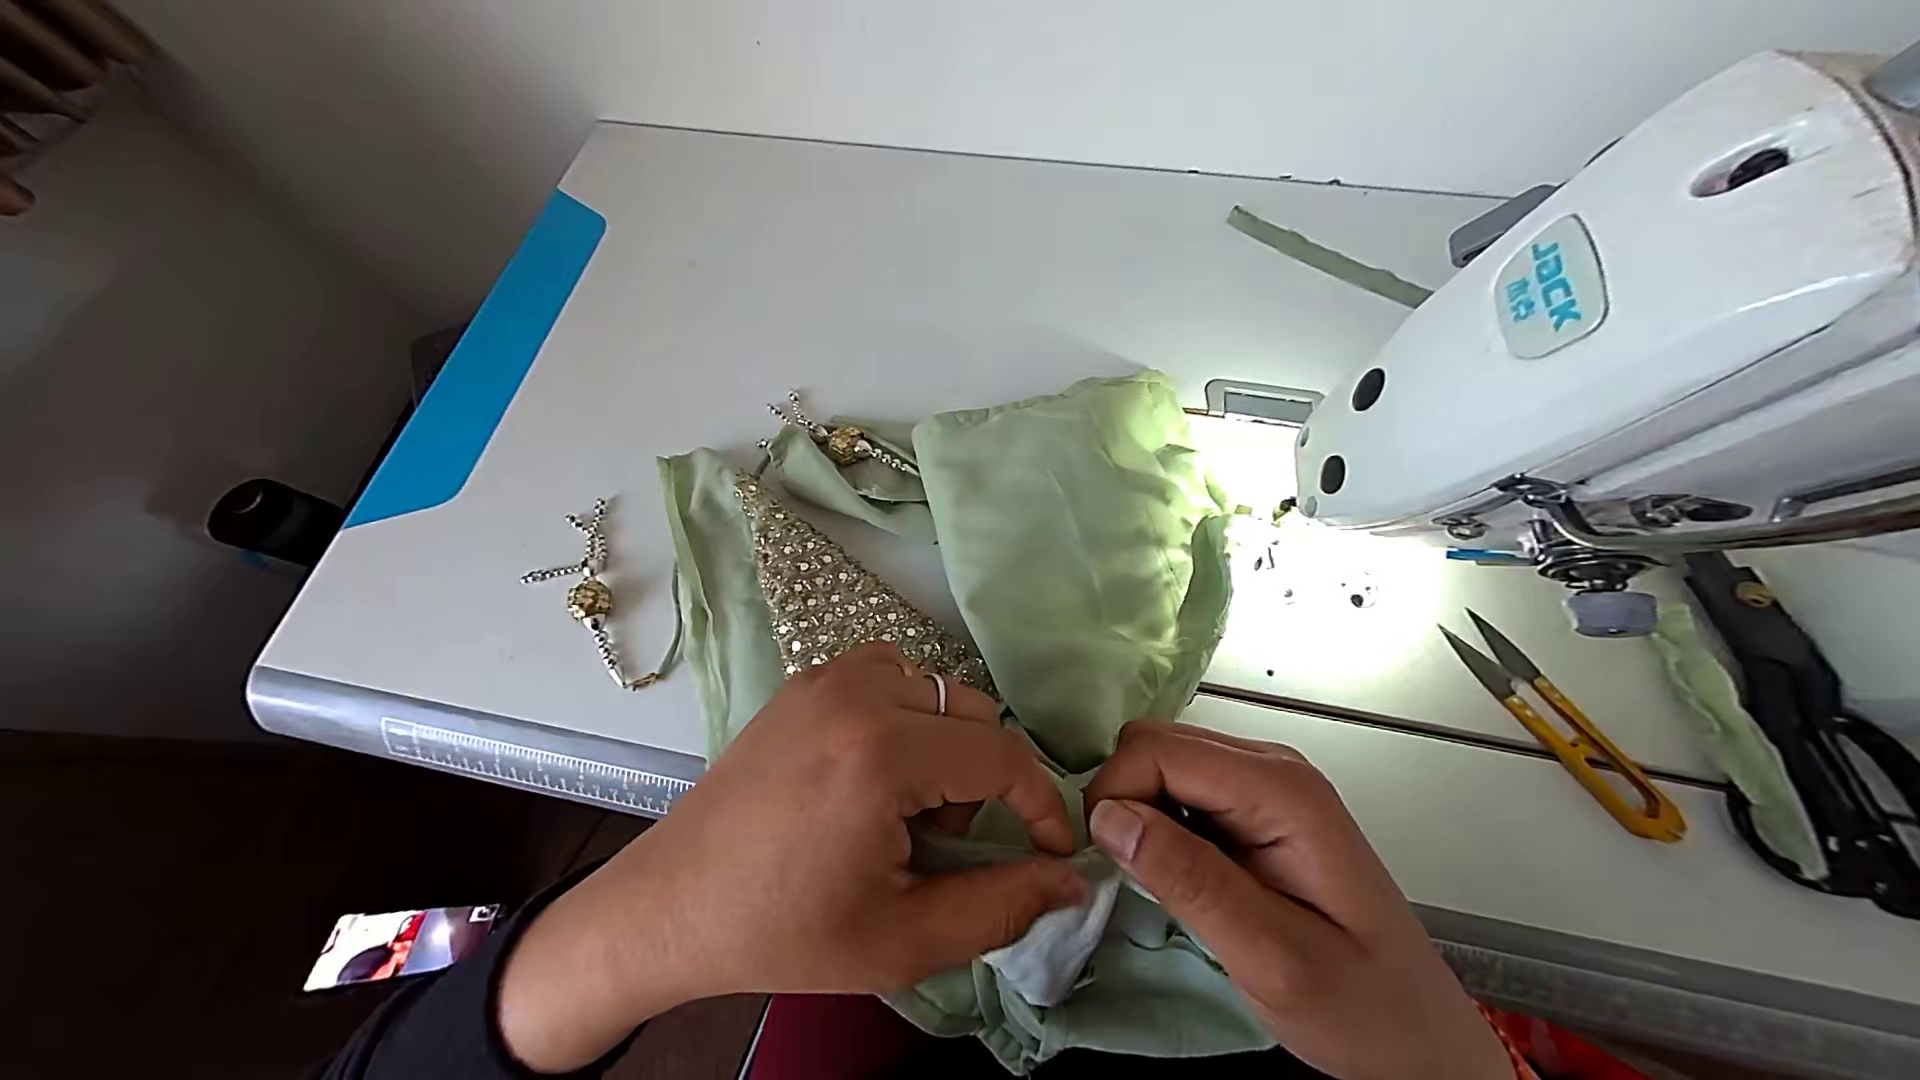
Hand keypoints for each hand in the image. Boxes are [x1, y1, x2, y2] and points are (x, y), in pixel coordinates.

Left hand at [497, 643, 1085, 1071]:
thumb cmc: (785, 930)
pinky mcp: (807, 678)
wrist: (673, 902)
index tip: (1050, 849)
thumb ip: (1002, 906)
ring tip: (906, 804)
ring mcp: (829, 675)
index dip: (1041, 805)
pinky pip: (891, 673)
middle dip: (985, 779)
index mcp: (883, 753)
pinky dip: (906, 712)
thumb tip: (1071, 877)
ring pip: (938, 690)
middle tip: (945, 839)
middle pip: (976, 715)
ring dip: (947, 743)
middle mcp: (860, 692)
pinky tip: (875, 762)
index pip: (1003, 757)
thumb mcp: (904, 939)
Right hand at [1085, 721, 1511, 1079]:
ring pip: (1160, 758)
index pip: (1159, 750)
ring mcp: (1261, 779)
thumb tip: (1110, 818)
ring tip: (1151, 872)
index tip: (1105, 856)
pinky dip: (1155, 817)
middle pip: (1155, 743)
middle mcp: (1269, 766)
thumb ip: (1189, 880)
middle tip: (1125, 866)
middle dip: (1121, 796)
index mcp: (1281, 790)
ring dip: (1136, 808)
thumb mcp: (1272, 958)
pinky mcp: (1251, 801)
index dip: (1116, 793)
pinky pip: (1178, 784)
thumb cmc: (1361, 1008)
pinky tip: (1173, 865)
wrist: (1417, 1037)